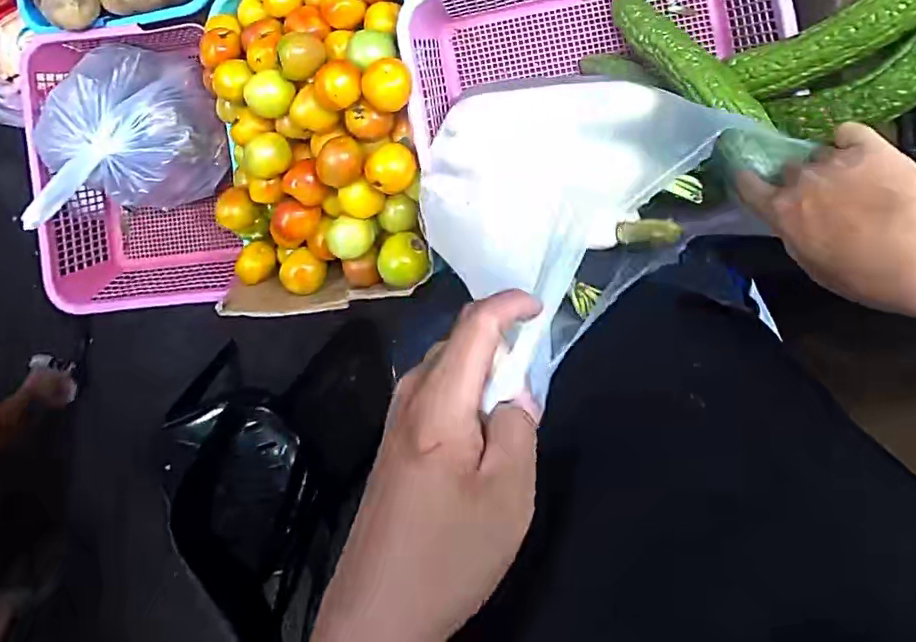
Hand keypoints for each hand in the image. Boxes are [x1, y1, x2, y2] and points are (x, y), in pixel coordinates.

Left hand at [313, 291, 541, 641]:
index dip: (508, 304)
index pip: (474, 324)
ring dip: (484, 373)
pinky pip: (437, 393)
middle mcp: (411, 394)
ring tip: (511, 414)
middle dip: (501, 344)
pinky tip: (481, 438)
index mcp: (439, 398)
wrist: (376, 612)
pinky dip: (466, 394)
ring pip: (448, 368)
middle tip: (533, 381)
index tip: (539, 306)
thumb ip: (519, 428)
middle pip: (459, 342)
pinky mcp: (395, 440)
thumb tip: (516, 394)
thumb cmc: (448, 552)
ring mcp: (397, 417)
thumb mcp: (508, 494)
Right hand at [735, 122, 915, 322]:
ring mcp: (834, 158)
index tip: (758, 186)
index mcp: (782, 211)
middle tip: (824, 200)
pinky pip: (847, 133)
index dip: (749, 182)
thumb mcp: (819, 270)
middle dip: (800, 181)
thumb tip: (792, 225)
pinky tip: (863, 155)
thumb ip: (795, 238)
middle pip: (787, 168)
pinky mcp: (870, 145)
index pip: (746, 183)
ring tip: (856, 183)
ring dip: (829, 166)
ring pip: (819, 154)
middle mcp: (800, 179)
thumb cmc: (876, 278)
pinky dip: (850, 141)